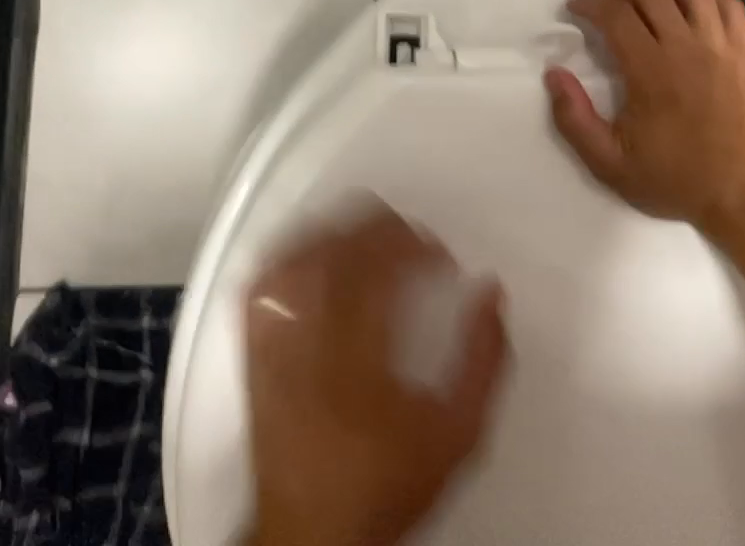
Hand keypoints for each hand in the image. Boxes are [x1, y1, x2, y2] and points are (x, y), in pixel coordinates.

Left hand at [243, 206, 509, 545]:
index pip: (382, 268)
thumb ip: (483, 359)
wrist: (312, 535)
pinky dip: (291, 256)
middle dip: (380, 228)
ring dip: (338, 232)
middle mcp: (309, 341)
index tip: (439, 258)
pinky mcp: (254, 353)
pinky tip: (313, 254)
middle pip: (336, 251)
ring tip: (370, 236)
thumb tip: (490, 294)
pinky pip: (264, 284)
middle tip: (412, 239)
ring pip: (296, 257)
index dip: (415, 247)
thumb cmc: (383, 485)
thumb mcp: (458, 432)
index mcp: (360, 356)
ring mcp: (274, 344)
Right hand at [545, 0, 744, 231]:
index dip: (590, 3)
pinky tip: (689, 7)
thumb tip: (554, 74)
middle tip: (605, 3)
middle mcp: (687, 48)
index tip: (576, 8)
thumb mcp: (609, 163)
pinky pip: (727, 5)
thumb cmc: (673, 180)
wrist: (741, 194)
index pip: (616, 15)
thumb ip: (574, 118)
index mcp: (651, 71)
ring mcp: (722, 47)